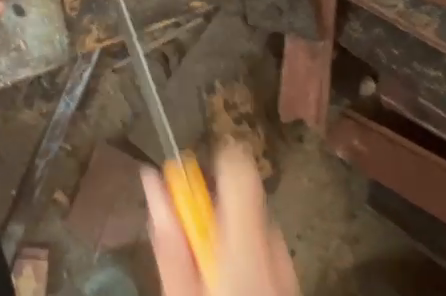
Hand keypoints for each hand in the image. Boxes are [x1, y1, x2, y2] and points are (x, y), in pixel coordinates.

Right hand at [143, 142, 299, 295]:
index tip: (190, 180)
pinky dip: (250, 264)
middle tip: (192, 253)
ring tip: (213, 280)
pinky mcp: (293, 284)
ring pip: (257, 230)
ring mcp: (290, 269)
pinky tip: (236, 290)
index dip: (215, 162)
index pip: (239, 167)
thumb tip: (151, 179)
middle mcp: (275, 245)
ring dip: (234, 241)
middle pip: (245, 200)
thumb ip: (168, 238)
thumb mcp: (180, 294)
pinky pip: (270, 257)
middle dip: (217, 216)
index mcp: (246, 240)